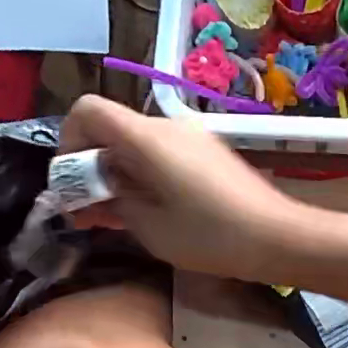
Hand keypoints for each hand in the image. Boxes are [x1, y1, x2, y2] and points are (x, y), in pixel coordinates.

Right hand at [62, 95, 311, 280]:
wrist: (279, 237)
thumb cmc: (211, 236)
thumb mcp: (150, 228)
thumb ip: (111, 205)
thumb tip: (89, 197)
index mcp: (147, 137)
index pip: (87, 110)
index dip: (69, 143)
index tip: (74, 184)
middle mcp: (169, 127)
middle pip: (114, 130)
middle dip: (93, 168)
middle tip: (89, 214)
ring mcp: (194, 138)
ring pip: (140, 146)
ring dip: (121, 176)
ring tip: (120, 219)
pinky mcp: (211, 155)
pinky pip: (166, 156)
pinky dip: (148, 178)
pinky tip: (154, 212)